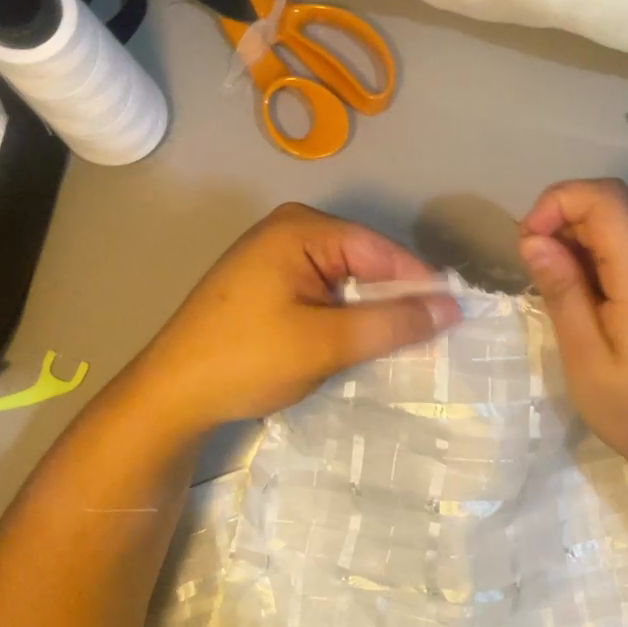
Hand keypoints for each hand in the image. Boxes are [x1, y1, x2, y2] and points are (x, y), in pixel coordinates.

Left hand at [130, 203, 460, 430]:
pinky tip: (359, 346)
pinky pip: (324, 296)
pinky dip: (345, 320)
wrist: (170, 396)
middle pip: (366, 263)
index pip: (382, 251)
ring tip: (402, 348)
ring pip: (347, 283)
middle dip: (396, 301)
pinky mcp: (269, 288)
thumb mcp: (327, 342)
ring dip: (371, 314)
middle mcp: (289, 232)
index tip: (457, 320)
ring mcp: (275, 259)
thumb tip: (451, 309)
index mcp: (301, 229)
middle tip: (433, 340)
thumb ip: (391, 323)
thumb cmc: (247, 360)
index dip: (421, 285)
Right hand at [518, 179, 627, 479]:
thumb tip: (533, 239)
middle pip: (609, 208)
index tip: (528, 243)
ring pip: (615, 225)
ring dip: (574, 244)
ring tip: (555, 295)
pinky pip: (625, 248)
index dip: (559, 202)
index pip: (607, 199)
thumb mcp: (584, 358)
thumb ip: (562, 292)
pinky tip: (581, 302)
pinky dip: (592, 260)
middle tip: (534, 276)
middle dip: (560, 224)